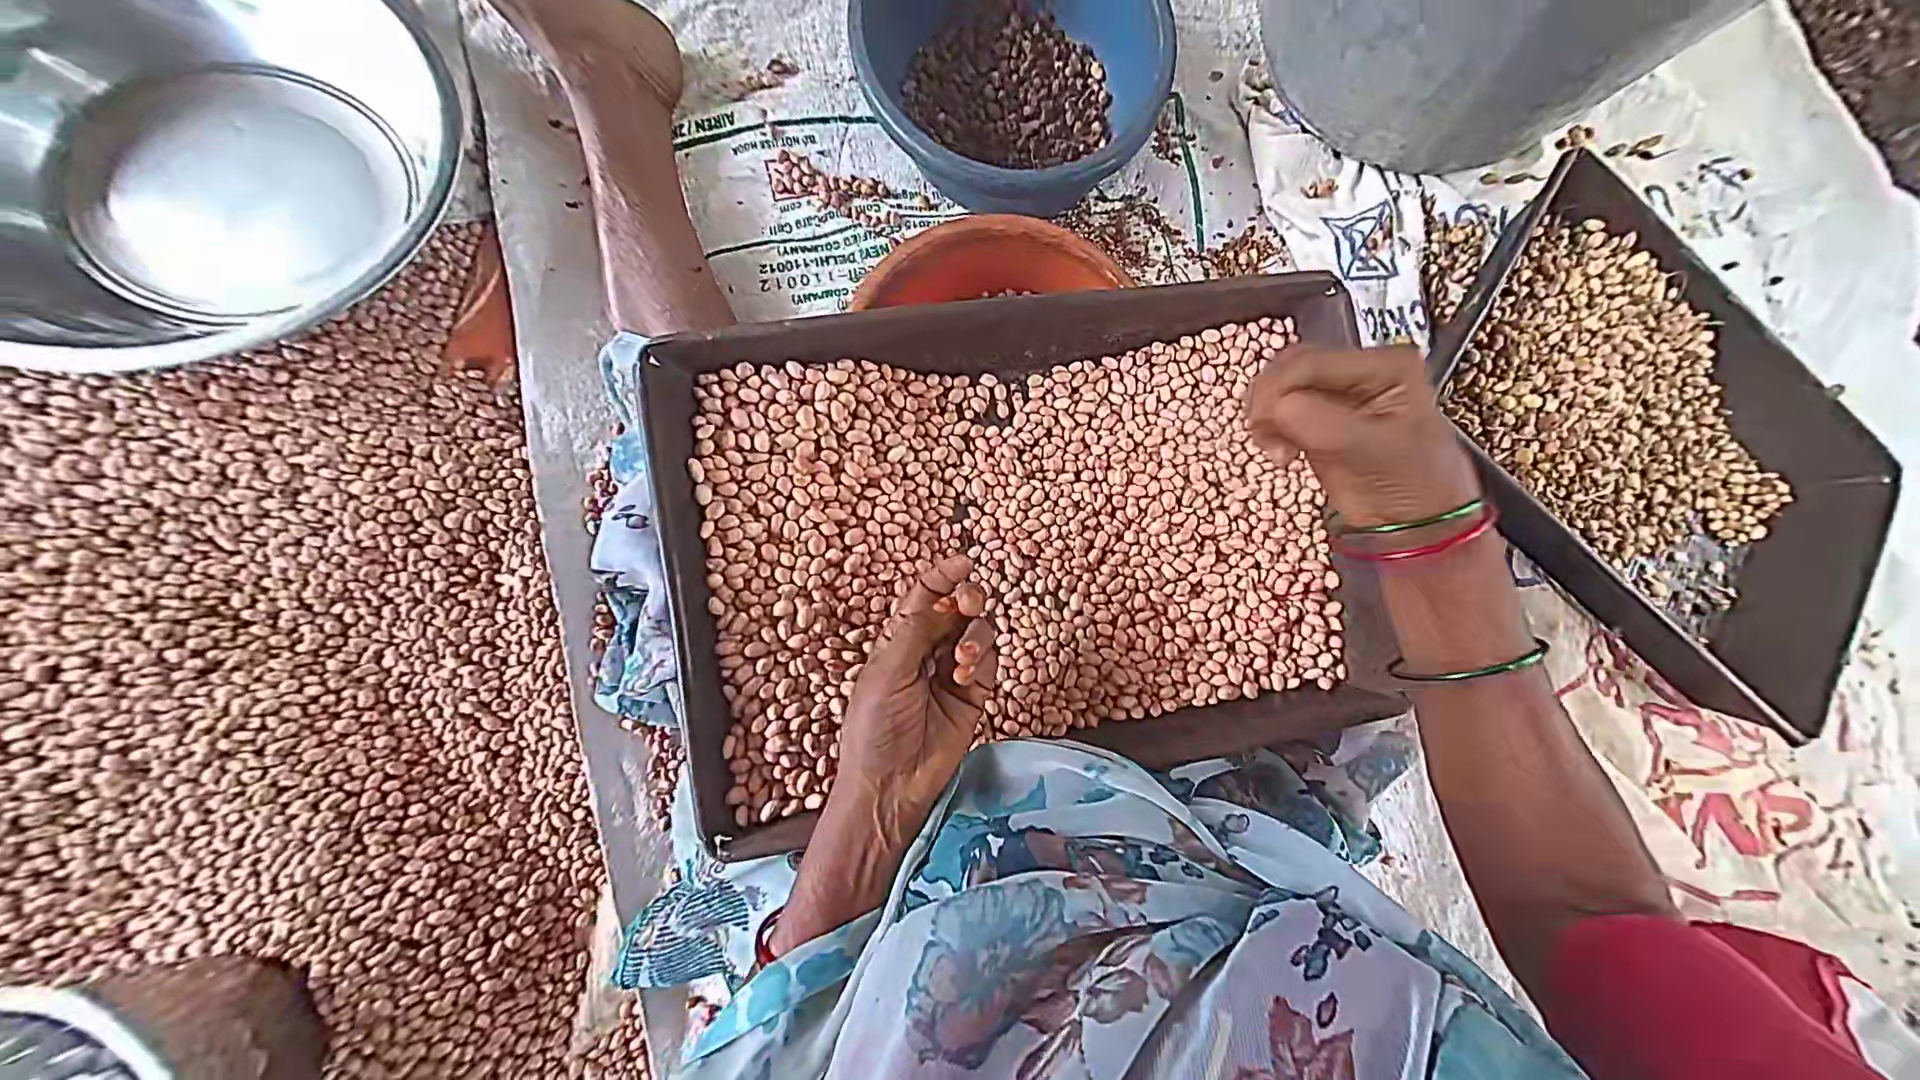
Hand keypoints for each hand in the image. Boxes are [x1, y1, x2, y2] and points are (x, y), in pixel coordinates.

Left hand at [836, 554, 997, 834]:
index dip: (944, 575)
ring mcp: (952, 672)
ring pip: (978, 632)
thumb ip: (917, 631)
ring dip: (974, 636)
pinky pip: (988, 663)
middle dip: (967, 599)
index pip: (925, 595)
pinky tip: (963, 676)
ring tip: (959, 660)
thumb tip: (944, 598)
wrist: (891, 785)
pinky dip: (981, 660)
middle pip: (957, 609)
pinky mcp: (973, 695)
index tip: (964, 562)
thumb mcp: (887, 672)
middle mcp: (928, 650)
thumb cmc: (874, 728)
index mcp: (899, 640)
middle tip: (969, 603)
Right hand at [1244, 344, 1481, 527]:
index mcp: (1385, 365)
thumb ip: (1317, 420)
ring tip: (1279, 449)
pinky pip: (1278, 407)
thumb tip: (1273, 407)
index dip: (1276, 390)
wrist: (1409, 519)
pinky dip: (1269, 426)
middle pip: (1289, 367)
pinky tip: (1282, 450)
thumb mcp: (1365, 448)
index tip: (1262, 425)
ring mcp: (1337, 391)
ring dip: (1266, 416)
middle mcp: (1360, 369)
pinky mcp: (1318, 413)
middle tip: (1267, 438)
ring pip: (1278, 385)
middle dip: (1269, 402)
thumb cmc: (1405, 484)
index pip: (1310, 362)